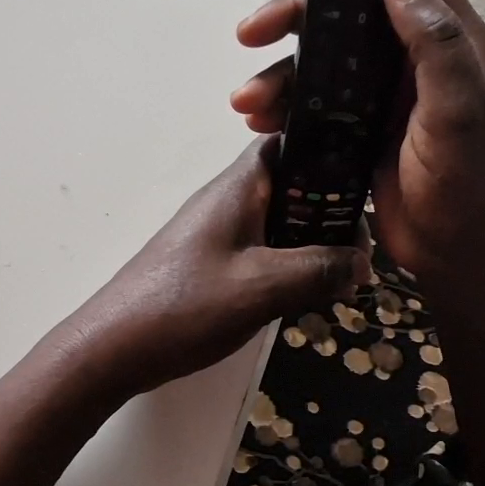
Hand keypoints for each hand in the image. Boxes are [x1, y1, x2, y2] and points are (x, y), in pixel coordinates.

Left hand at [58, 136, 370, 400]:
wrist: (112, 347)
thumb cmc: (186, 305)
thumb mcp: (263, 287)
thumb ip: (319, 270)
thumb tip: (364, 263)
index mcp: (241, 185)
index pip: (293, 138)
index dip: (334, 147)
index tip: (372, 178)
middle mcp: (230, 198)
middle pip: (293, 183)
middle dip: (331, 208)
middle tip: (363, 247)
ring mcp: (218, 230)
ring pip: (281, 220)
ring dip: (313, 241)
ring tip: (344, 275)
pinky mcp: (212, 261)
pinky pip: (264, 248)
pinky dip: (290, 262)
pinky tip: (307, 293)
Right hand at [231, 0, 484, 289]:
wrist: (456, 262)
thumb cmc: (469, 189)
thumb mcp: (462, 114)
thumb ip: (436, 46)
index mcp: (452, 48)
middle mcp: (416, 66)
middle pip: (350, 21)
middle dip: (297, 21)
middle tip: (250, 31)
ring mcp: (385, 101)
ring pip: (324, 66)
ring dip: (281, 75)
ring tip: (245, 101)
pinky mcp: (360, 134)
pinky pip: (315, 108)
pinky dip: (285, 110)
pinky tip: (258, 122)